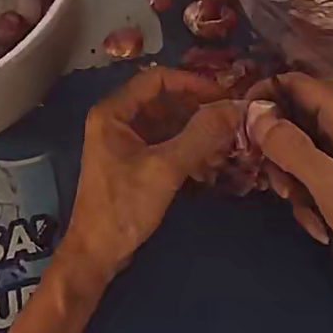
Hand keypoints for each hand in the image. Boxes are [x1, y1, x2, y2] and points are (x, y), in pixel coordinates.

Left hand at [59, 68, 238, 282]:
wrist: (97, 254)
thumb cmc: (124, 206)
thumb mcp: (165, 168)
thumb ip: (201, 135)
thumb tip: (235, 107)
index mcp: (113, 111)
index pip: (157, 79)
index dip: (192, 83)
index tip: (223, 96)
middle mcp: (116, 119)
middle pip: (163, 100)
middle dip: (197, 110)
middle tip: (230, 122)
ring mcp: (124, 141)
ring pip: (166, 123)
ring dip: (194, 132)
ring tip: (225, 146)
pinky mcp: (133, 161)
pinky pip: (163, 142)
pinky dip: (186, 149)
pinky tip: (209, 164)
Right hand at [245, 73, 332, 300]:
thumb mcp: (331, 187)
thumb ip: (291, 147)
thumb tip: (253, 111)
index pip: (295, 83)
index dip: (265, 94)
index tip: (241, 123)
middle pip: (290, 118)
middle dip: (276, 150)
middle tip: (276, 182)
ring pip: (293, 149)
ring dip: (289, 179)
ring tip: (301, 208)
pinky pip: (305, 174)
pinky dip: (304, 197)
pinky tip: (316, 224)